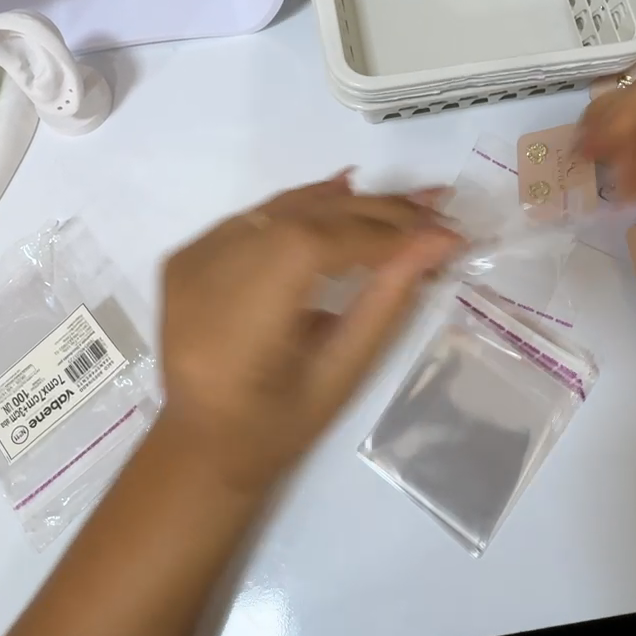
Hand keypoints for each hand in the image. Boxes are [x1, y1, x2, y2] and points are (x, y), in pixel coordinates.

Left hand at [156, 174, 463, 493]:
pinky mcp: (190, 253)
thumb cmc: (278, 425)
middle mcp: (204, 279)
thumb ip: (386, 302)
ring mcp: (191, 260)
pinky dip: (308, 204)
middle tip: (435, 206)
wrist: (203, 440)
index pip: (315, 248)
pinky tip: (348, 194)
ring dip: (348, 201)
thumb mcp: (341, 374)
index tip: (444, 233)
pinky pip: (259, 214)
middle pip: (301, 218)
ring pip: (282, 207)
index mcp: (237, 327)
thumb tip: (436, 241)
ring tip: (406, 202)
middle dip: (375, 211)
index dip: (382, 233)